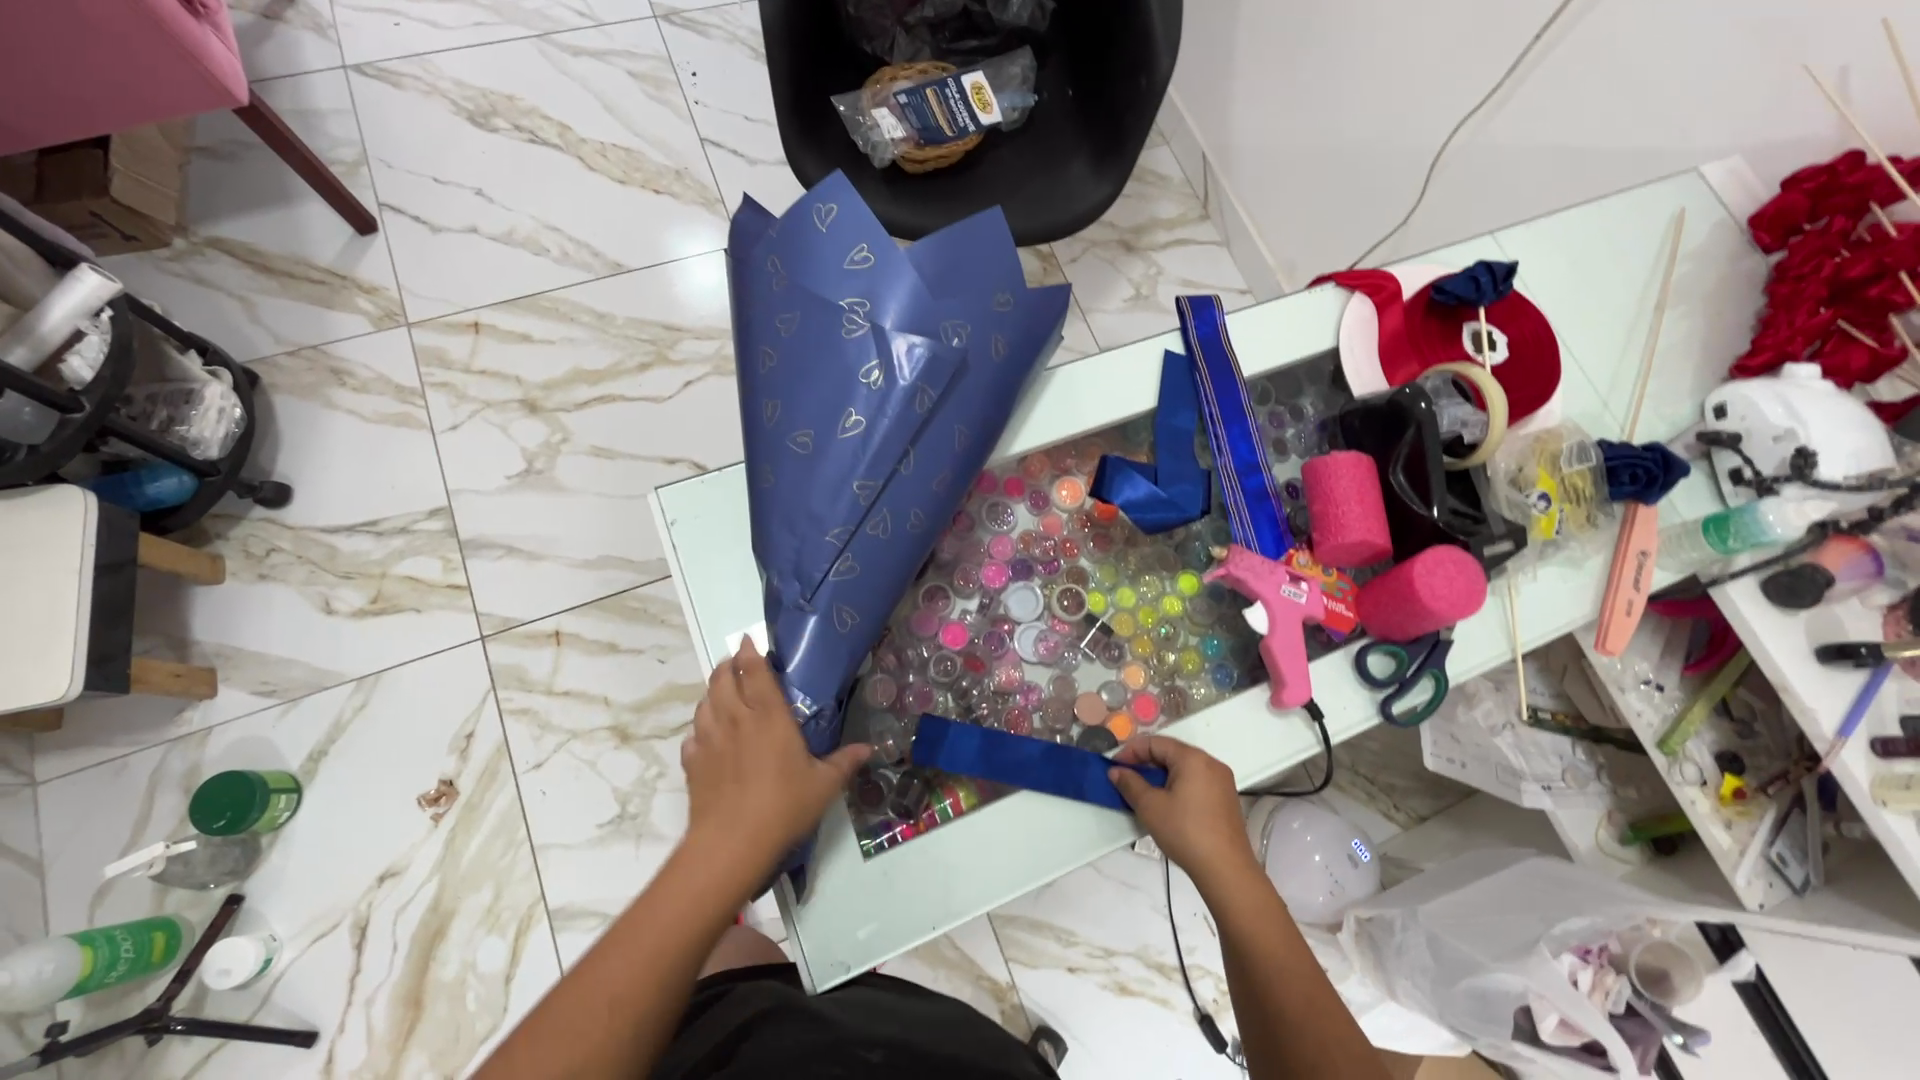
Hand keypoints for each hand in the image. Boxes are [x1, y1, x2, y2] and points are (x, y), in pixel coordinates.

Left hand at [680, 639, 868, 885]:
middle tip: (736, 664)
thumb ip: (844, 762)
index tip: (748, 641)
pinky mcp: (693, 763)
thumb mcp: (824, 785)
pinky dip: (699, 730)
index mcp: (769, 716)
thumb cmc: (784, 806)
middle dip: (727, 666)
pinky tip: (707, 738)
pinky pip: (692, 736)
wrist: (732, 843)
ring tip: (722, 695)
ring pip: (704, 703)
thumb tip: (869, 749)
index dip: (749, 652)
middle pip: (722, 679)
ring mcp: (708, 740)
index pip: (754, 671)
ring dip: (712, 693)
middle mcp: (735, 719)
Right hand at [1108, 735, 1259, 889]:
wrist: (1226, 869)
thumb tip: (1116, 771)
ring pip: (1185, 768)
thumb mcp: (1150, 807)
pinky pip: (1196, 781)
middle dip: (1146, 762)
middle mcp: (1211, 763)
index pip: (1155, 742)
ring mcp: (1222, 781)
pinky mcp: (1226, 799)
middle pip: (1172, 752)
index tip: (1114, 767)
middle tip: (1126, 778)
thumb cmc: (1185, 832)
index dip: (1131, 751)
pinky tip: (1167, 803)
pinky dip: (1178, 785)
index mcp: (1193, 758)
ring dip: (1161, 775)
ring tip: (1143, 791)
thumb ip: (1130, 783)